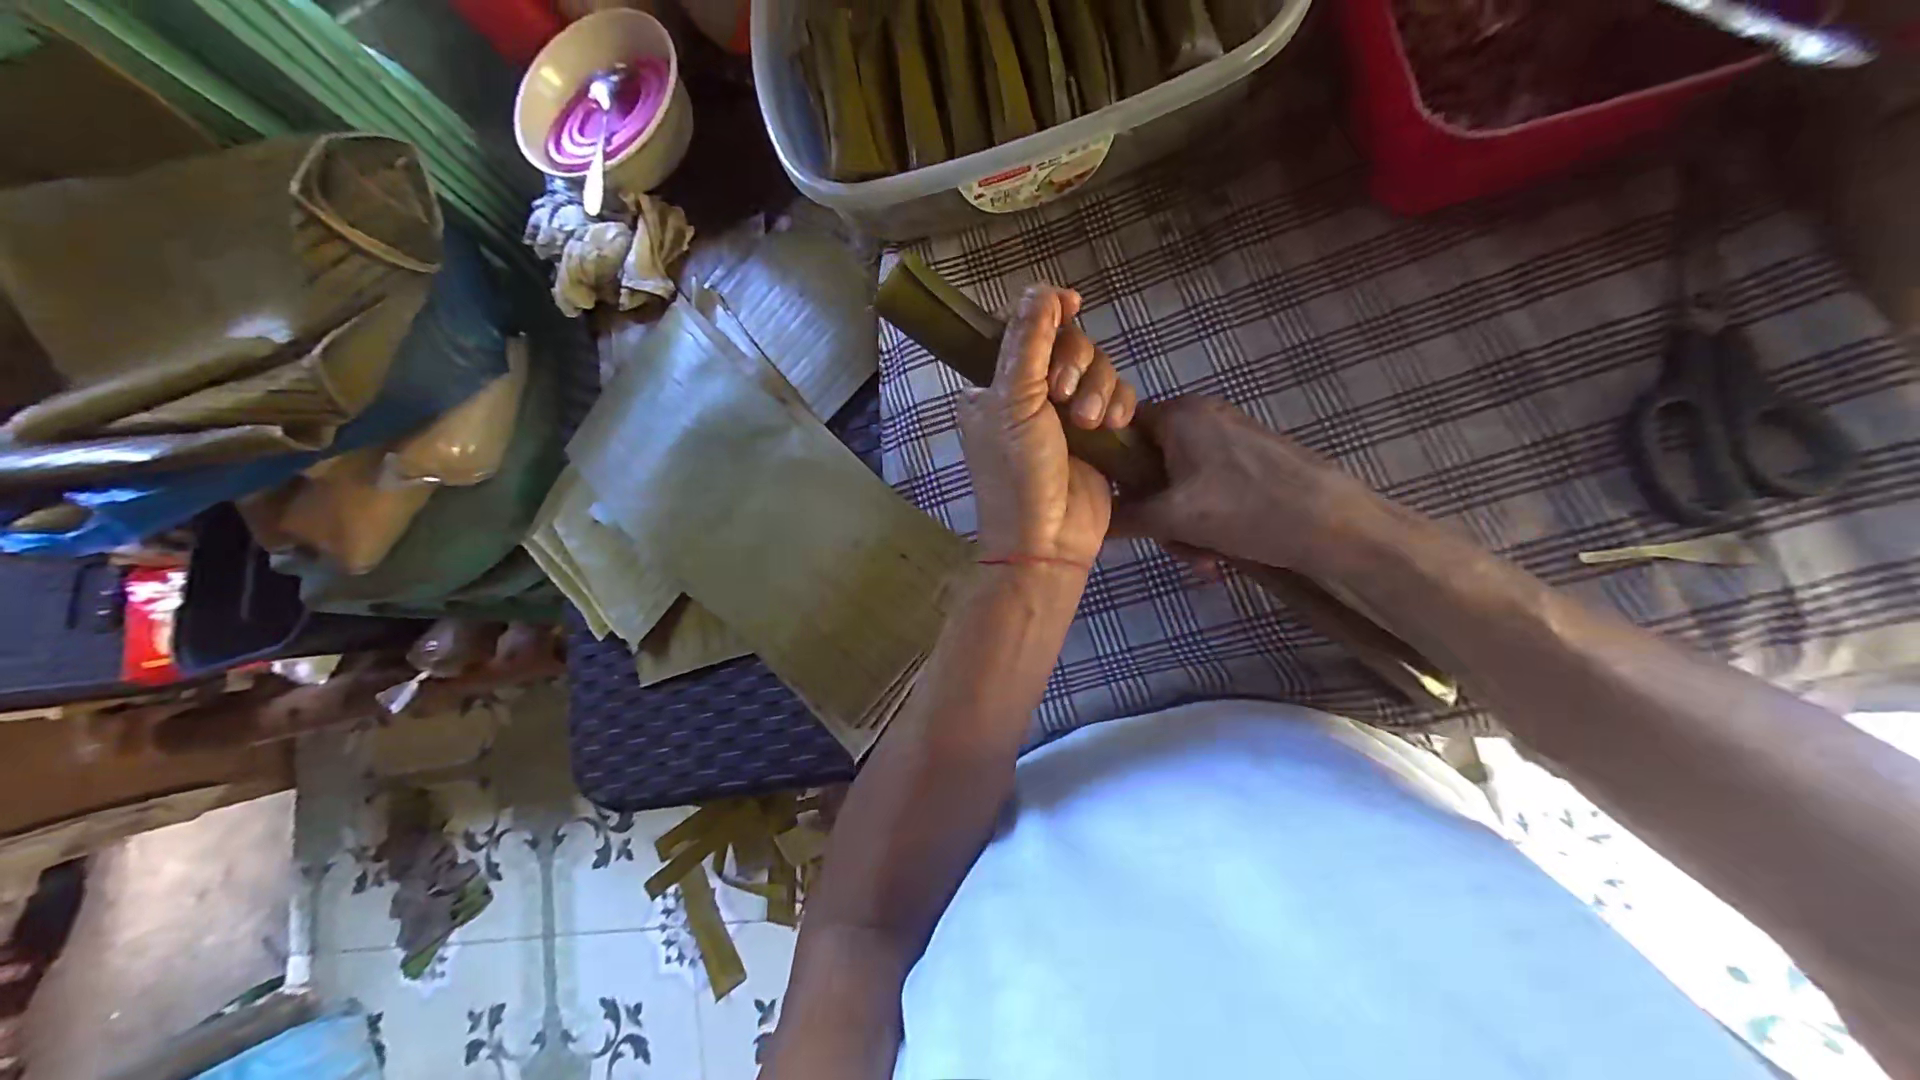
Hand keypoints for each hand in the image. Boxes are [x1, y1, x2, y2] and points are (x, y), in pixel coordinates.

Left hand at [955, 284, 1137, 566]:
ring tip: (1089, 423)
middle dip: (1075, 365)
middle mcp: (1030, 396)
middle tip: (1063, 396)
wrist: (1048, 539)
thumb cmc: (1018, 473)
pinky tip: (1113, 424)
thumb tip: (1042, 289)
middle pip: (1070, 345)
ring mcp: (1065, 415)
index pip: (1028, 332)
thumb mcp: (1012, 402)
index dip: (1050, 317)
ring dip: (1098, 387)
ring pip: (1098, 367)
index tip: (1071, 304)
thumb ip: (1028, 341)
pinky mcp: (1097, 432)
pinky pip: (1117, 394)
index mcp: (996, 386)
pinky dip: (1118, 404)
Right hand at [1109, 395, 1379, 574]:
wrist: (1334, 524)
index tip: (1114, 506)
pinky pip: (1207, 485)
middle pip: (1149, 464)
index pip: (1117, 430)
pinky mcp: (1250, 457)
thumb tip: (1087, 519)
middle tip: (1172, 545)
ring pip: (1178, 482)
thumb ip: (1121, 517)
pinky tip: (1219, 551)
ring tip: (1202, 558)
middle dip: (1155, 512)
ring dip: (1181, 525)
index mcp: (1177, 413)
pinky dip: (1205, 518)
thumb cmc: (1245, 509)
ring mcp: (1228, 435)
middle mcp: (1201, 415)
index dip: (1109, 470)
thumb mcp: (1172, 518)